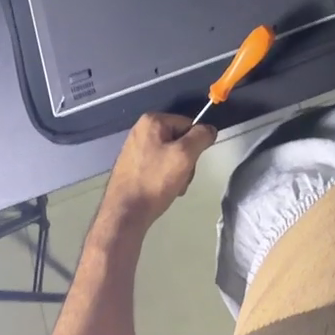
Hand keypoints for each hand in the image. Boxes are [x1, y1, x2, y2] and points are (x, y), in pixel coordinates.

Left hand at [101, 113, 215, 228]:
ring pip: (170, 155)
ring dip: (177, 171)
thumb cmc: (155, 181)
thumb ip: (201, 137)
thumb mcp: (185, 155)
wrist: (125, 214)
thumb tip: (210, 129)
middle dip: (186, 161)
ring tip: (172, 187)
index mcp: (152, 120)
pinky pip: (158, 166)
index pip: (188, 124)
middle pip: (179, 140)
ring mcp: (135, 149)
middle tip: (181, 178)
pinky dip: (164, 178)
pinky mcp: (132, 166)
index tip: (191, 163)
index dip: (194, 144)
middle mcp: (141, 130)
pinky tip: (161, 191)